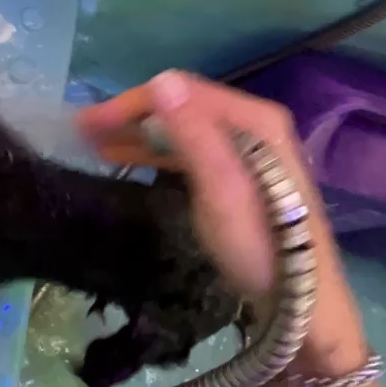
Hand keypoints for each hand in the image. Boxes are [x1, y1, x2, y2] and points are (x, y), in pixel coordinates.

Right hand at [78, 70, 368, 374]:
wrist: (301, 305)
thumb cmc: (257, 243)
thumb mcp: (219, 185)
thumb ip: (191, 131)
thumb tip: (159, 80)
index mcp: (252, 118)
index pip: (178, 90)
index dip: (130, 104)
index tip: (88, 124)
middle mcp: (253, 124)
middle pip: (179, 106)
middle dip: (129, 117)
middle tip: (84, 133)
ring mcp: (249, 150)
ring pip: (181, 129)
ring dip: (138, 135)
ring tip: (97, 147)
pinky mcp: (242, 175)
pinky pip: (189, 150)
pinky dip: (157, 152)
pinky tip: (131, 161)